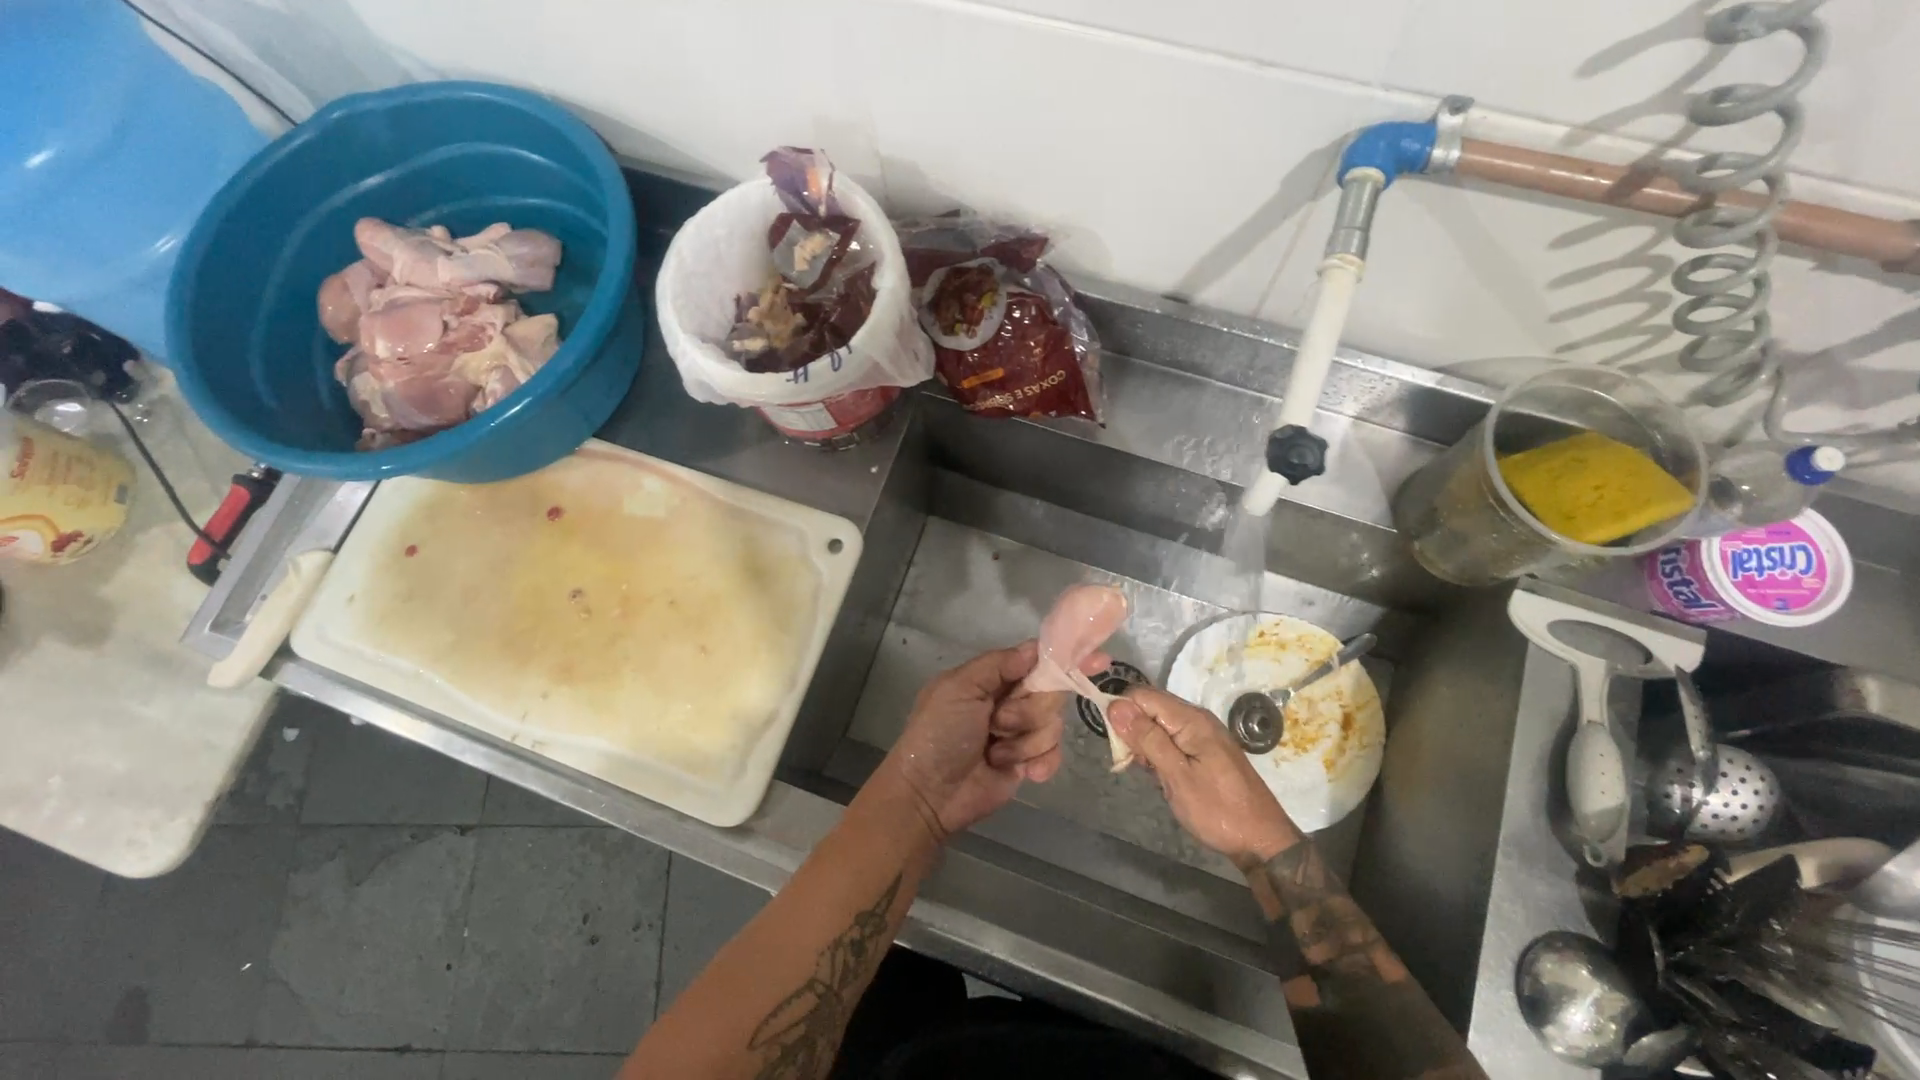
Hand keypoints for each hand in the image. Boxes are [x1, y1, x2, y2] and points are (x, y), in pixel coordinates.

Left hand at [876, 641, 1100, 841]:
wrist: (930, 794)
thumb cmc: (938, 734)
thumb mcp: (959, 688)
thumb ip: (998, 664)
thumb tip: (1034, 647)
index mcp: (992, 677)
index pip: (1036, 659)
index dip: (1064, 658)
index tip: (1096, 659)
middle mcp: (1010, 699)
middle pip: (1051, 691)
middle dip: (1027, 710)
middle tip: (996, 723)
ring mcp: (1021, 732)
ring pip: (1053, 724)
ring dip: (1024, 740)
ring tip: (994, 752)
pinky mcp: (1029, 761)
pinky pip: (1054, 753)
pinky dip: (1040, 761)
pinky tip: (1022, 772)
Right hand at [1107, 688, 1302, 867]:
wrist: (1261, 841)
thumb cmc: (1218, 810)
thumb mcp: (1177, 776)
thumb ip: (1147, 739)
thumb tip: (1116, 706)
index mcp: (1191, 720)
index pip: (1142, 695)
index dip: (1121, 711)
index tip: (1113, 741)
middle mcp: (1197, 719)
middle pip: (1150, 707)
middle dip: (1130, 728)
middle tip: (1128, 761)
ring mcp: (1202, 735)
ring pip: (1158, 724)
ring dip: (1143, 743)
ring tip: (1145, 772)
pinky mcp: (1204, 751)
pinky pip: (1171, 739)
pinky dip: (1158, 752)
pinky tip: (1158, 775)